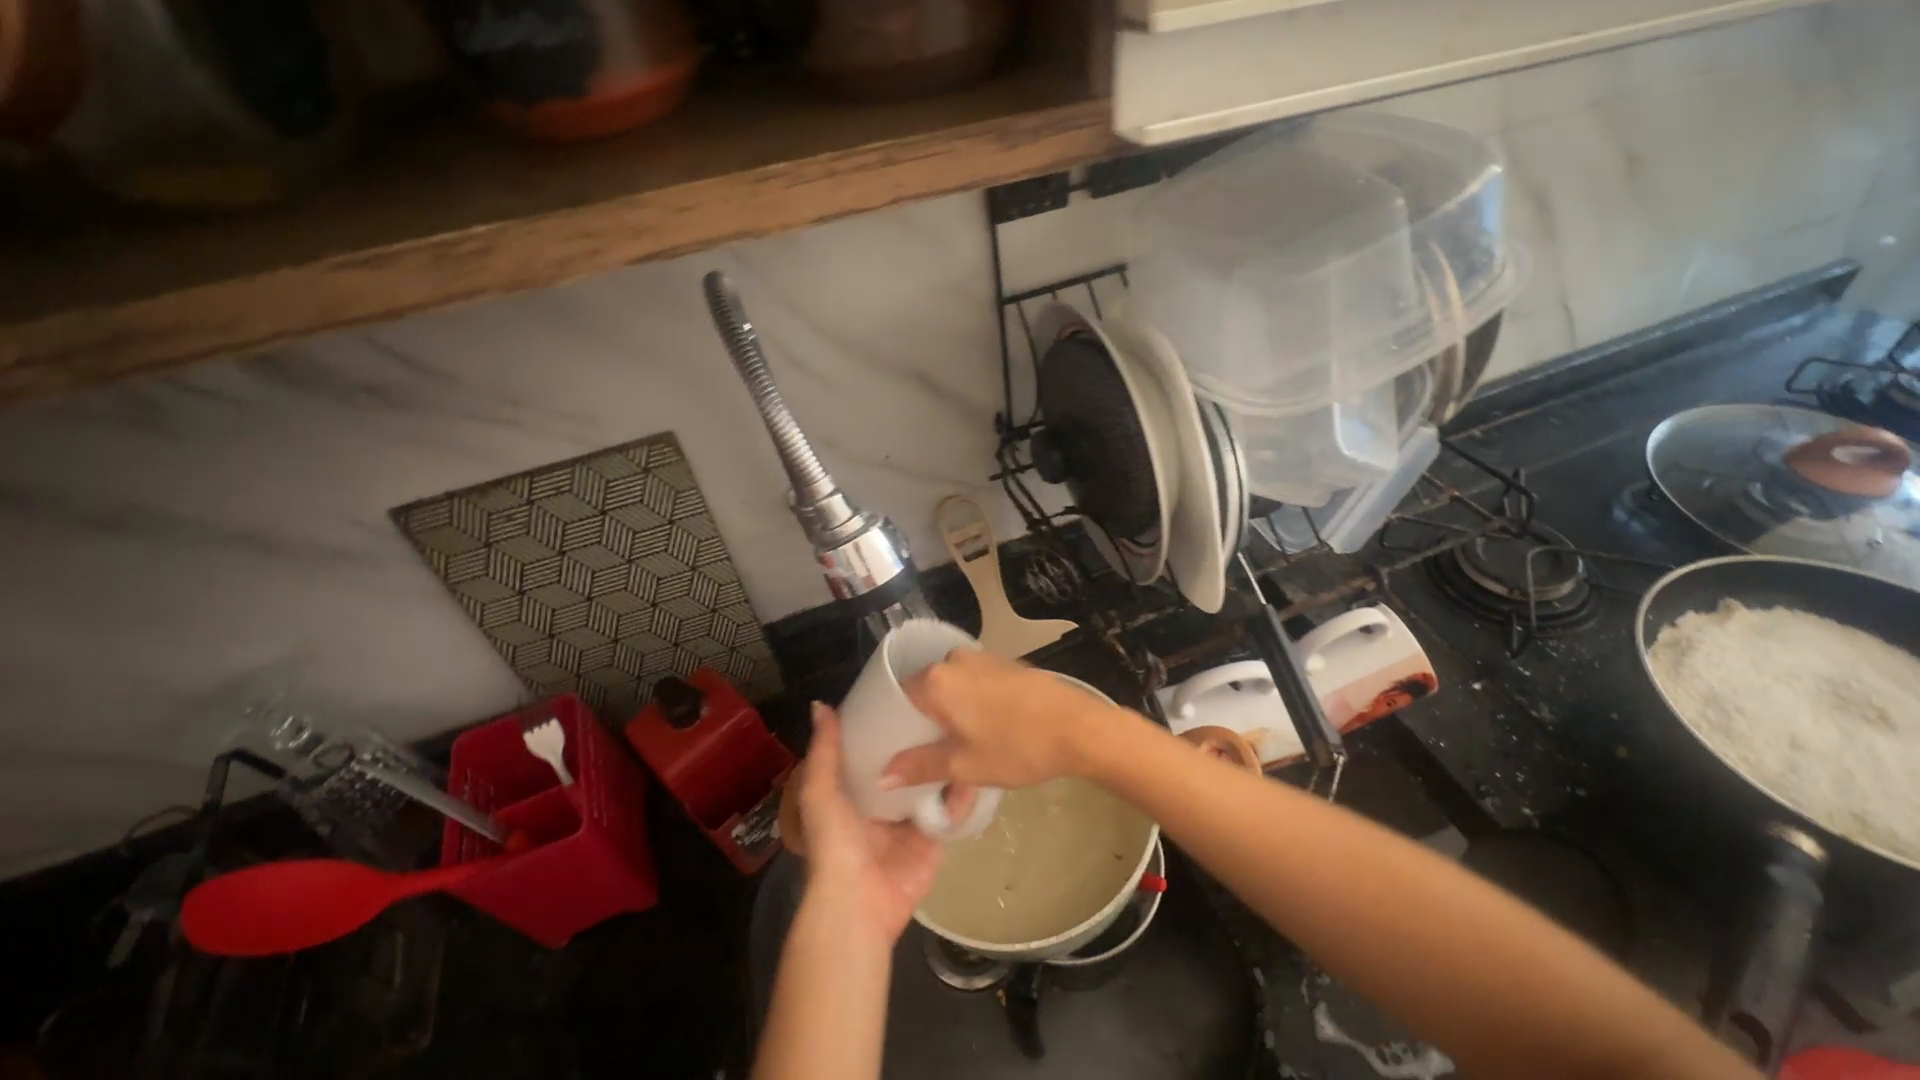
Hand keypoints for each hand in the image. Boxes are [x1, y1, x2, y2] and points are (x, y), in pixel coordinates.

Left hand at [795, 702, 943, 943]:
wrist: (860, 902)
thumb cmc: (835, 844)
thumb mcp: (820, 792)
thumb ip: (824, 752)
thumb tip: (821, 704)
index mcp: (850, 793)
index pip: (869, 752)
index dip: (883, 727)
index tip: (904, 694)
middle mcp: (881, 804)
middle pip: (905, 766)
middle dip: (920, 743)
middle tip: (943, 710)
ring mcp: (910, 821)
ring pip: (931, 785)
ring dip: (945, 762)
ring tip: (966, 729)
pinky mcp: (934, 837)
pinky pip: (950, 810)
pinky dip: (962, 793)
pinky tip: (977, 765)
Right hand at [883, 649, 1126, 790]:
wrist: (1079, 728)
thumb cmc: (1017, 748)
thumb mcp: (964, 765)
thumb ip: (920, 766)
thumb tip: (882, 776)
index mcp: (937, 681)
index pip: (899, 696)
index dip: (896, 723)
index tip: (902, 748)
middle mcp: (955, 660)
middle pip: (926, 689)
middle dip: (926, 718)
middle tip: (931, 752)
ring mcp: (984, 657)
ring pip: (953, 685)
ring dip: (952, 710)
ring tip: (960, 743)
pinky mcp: (1008, 663)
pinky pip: (975, 681)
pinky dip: (973, 701)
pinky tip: (987, 727)